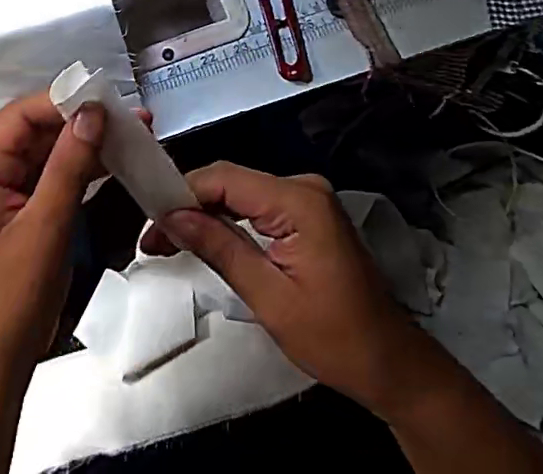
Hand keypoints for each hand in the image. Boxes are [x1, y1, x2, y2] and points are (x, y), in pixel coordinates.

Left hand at [0, 93, 108, 394]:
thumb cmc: (4, 308)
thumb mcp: (44, 230)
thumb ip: (70, 166)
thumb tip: (93, 112)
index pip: (23, 114)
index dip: (69, 102)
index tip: (114, 101)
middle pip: (35, 130)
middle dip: (83, 124)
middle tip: (133, 121)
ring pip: (44, 153)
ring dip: (84, 147)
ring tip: (131, 137)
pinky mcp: (8, 212)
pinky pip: (44, 178)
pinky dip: (75, 172)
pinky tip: (109, 164)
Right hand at [139, 161, 443, 419]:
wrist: (392, 363)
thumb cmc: (335, 338)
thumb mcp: (269, 298)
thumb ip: (219, 248)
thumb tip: (172, 218)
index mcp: (299, 200)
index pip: (224, 178)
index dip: (182, 195)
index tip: (151, 224)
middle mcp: (303, 187)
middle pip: (230, 182)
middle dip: (189, 206)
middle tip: (153, 238)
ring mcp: (308, 199)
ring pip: (240, 193)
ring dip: (204, 214)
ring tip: (169, 240)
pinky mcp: (307, 214)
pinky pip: (257, 206)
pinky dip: (228, 221)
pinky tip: (204, 237)